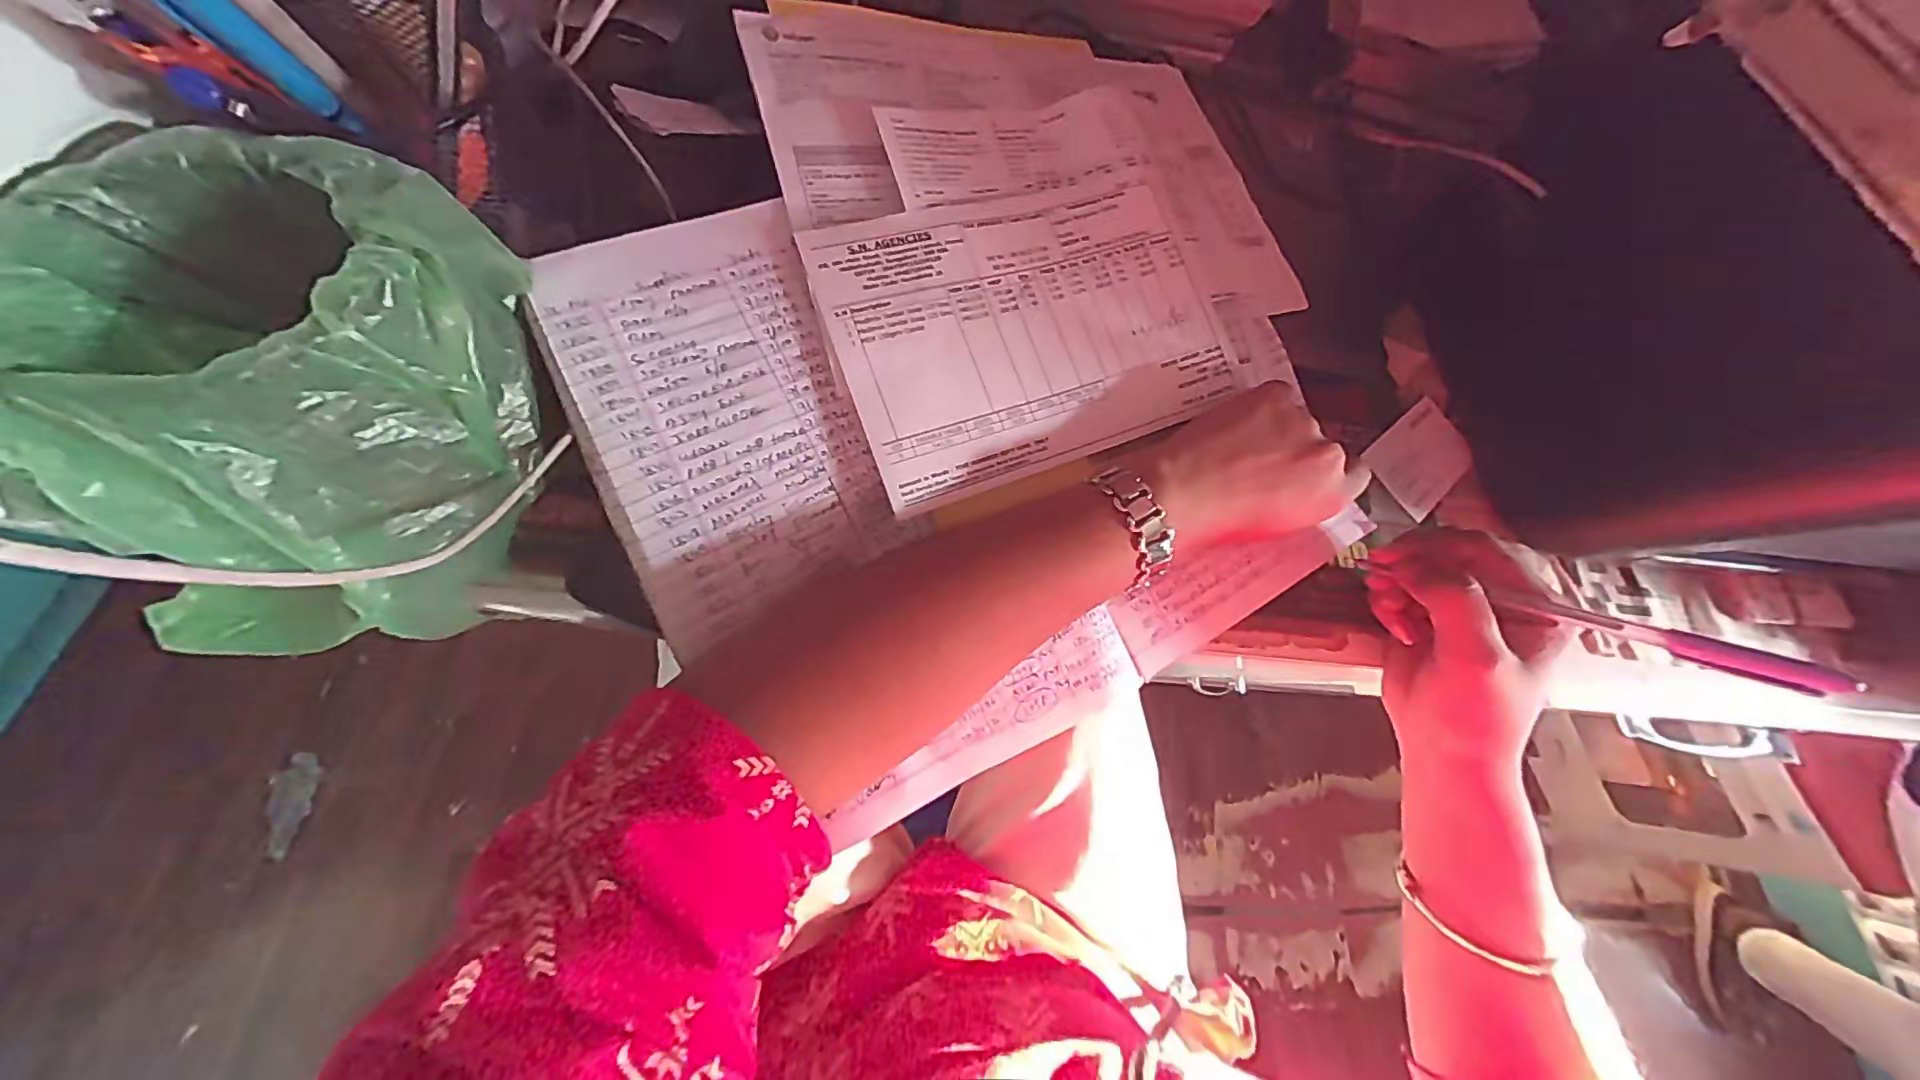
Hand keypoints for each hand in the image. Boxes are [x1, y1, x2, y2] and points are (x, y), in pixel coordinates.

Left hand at [1131, 382, 1368, 545]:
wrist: (1180, 491)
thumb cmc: (1217, 516)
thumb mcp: (1275, 524)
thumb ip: (1302, 501)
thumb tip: (1299, 487)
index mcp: (1332, 494)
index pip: (1354, 472)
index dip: (1324, 470)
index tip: (1303, 470)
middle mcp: (1328, 455)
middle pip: (1323, 443)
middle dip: (1295, 449)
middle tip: (1257, 461)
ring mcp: (1302, 421)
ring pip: (1297, 418)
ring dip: (1275, 426)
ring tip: (1237, 446)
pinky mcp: (1275, 396)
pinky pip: (1277, 395)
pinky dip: (1259, 406)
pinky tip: (1234, 426)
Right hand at [1363, 529, 1571, 765]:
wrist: (1445, 751)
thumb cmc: (1476, 717)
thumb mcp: (1476, 657)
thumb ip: (1455, 602)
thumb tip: (1415, 566)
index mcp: (1534, 606)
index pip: (1485, 550)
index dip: (1438, 547)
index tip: (1399, 557)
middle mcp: (1500, 602)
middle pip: (1449, 554)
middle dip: (1411, 563)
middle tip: (1381, 572)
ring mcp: (1460, 610)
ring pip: (1420, 570)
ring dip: (1395, 583)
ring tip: (1389, 608)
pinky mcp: (1427, 620)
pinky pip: (1401, 591)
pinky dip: (1387, 601)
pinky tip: (1393, 624)